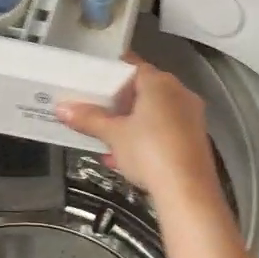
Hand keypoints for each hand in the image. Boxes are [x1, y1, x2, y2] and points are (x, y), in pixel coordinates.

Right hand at [57, 60, 218, 204]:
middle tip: (96, 112)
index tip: (93, 83)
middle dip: (120, 103)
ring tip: (106, 139)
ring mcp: (191, 117)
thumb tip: (63, 109)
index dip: (111, 74)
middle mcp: (180, 93)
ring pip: (154, 114)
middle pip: (144, 91)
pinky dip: (145, 140)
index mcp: (160, 82)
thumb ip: (89, 119)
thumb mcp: (114, 135)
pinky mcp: (195, 140)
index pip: (133, 66)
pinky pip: (164, 132)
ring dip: (131, 125)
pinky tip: (124, 159)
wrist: (187, 190)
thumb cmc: (149, 151)